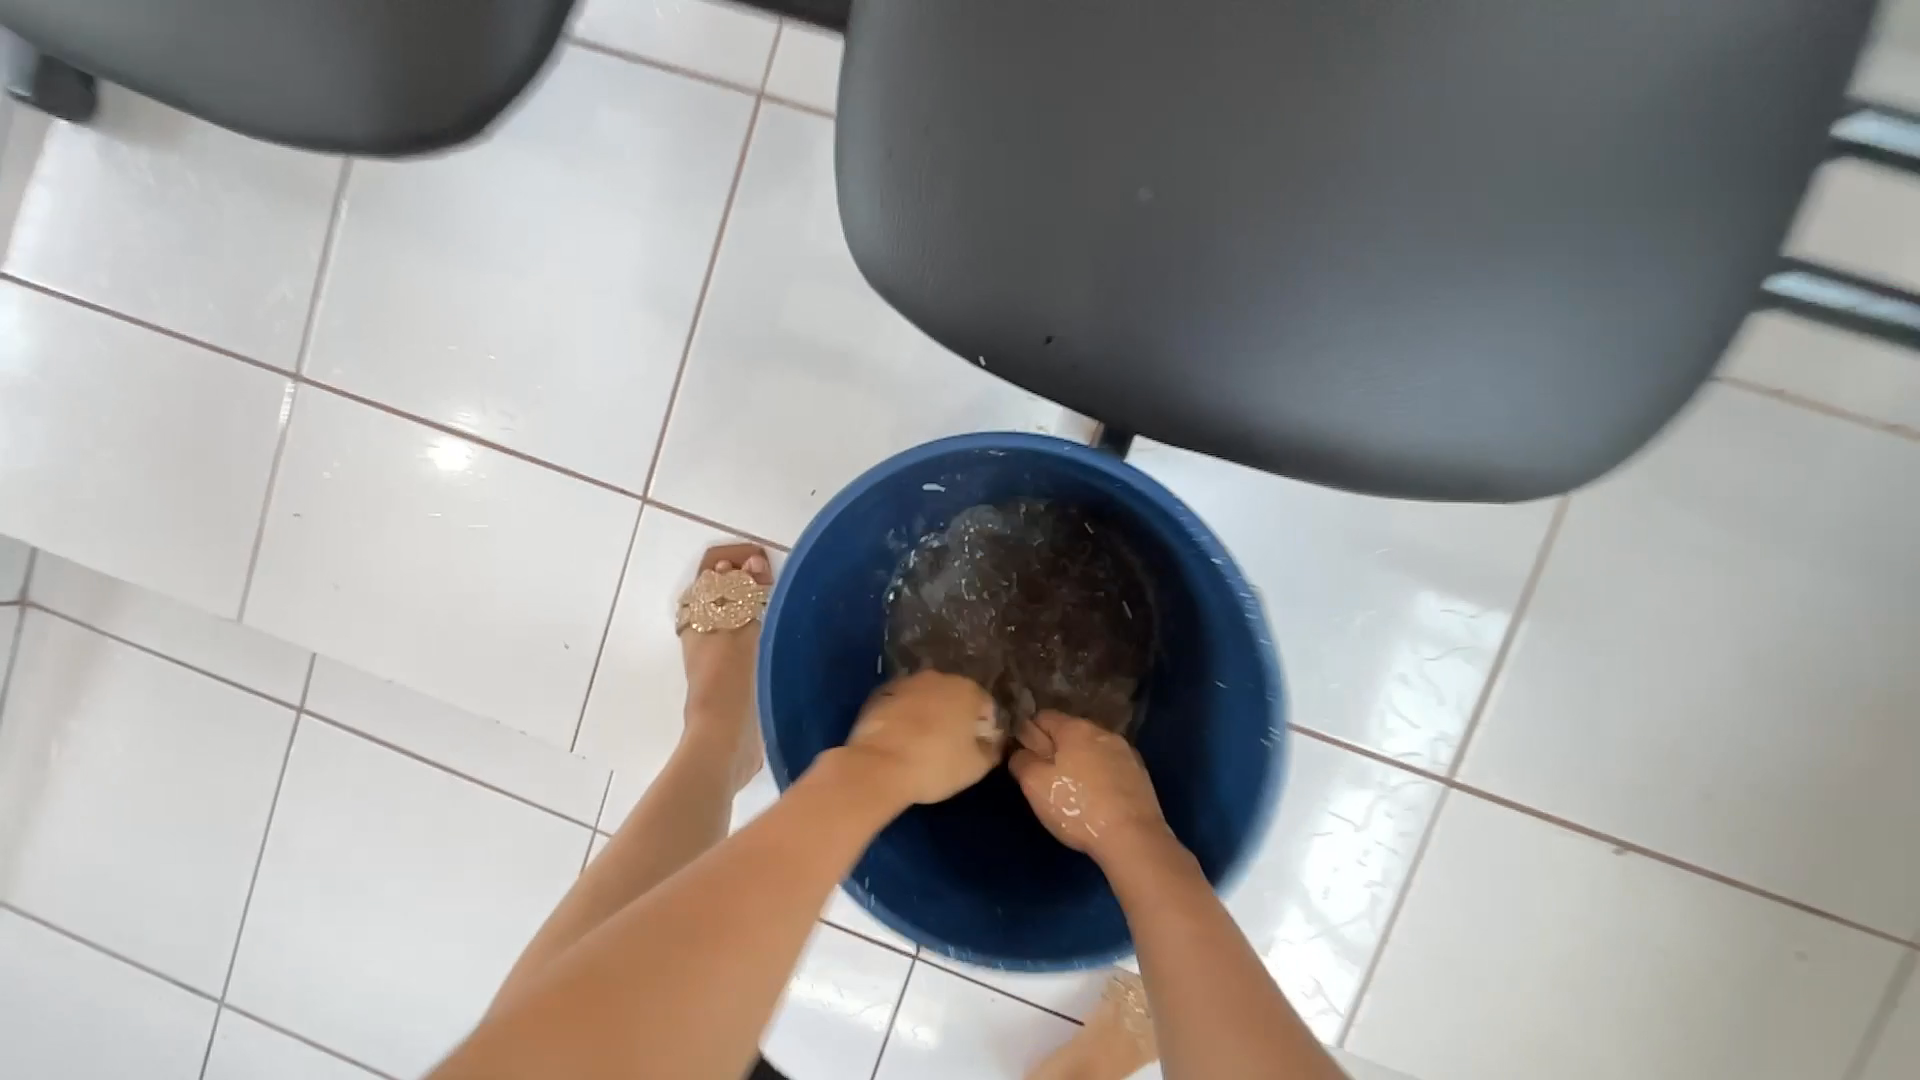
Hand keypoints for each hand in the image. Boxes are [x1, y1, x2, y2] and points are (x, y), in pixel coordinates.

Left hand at [845, 672, 1002, 804]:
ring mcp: (906, 682)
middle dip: (956, 718)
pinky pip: (902, 704)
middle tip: (949, 748)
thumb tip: (992, 742)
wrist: (878, 766)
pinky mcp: (880, 693)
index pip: (986, 707)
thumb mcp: (977, 767)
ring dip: (928, 714)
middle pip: (955, 697)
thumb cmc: (936, 765)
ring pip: (926, 698)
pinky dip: (904, 716)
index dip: (984, 731)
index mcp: (967, 689)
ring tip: (921, 744)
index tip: (975, 751)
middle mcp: (938, 677)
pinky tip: (900, 740)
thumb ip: (992, 749)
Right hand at [1009, 711, 1169, 860]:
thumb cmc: (1077, 808)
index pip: (1042, 717)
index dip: (1028, 734)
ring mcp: (1125, 751)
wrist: (1133, 837)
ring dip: (1080, 762)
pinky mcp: (1139, 772)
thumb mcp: (1035, 785)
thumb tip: (1020, 752)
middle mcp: (1102, 731)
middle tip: (1047, 779)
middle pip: (1069, 732)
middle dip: (1055, 749)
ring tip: (1074, 791)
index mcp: (1074, 728)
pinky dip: (1101, 775)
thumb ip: (1021, 761)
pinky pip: (1110, 765)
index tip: (1025, 758)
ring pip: (1091, 749)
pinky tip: (1098, 799)